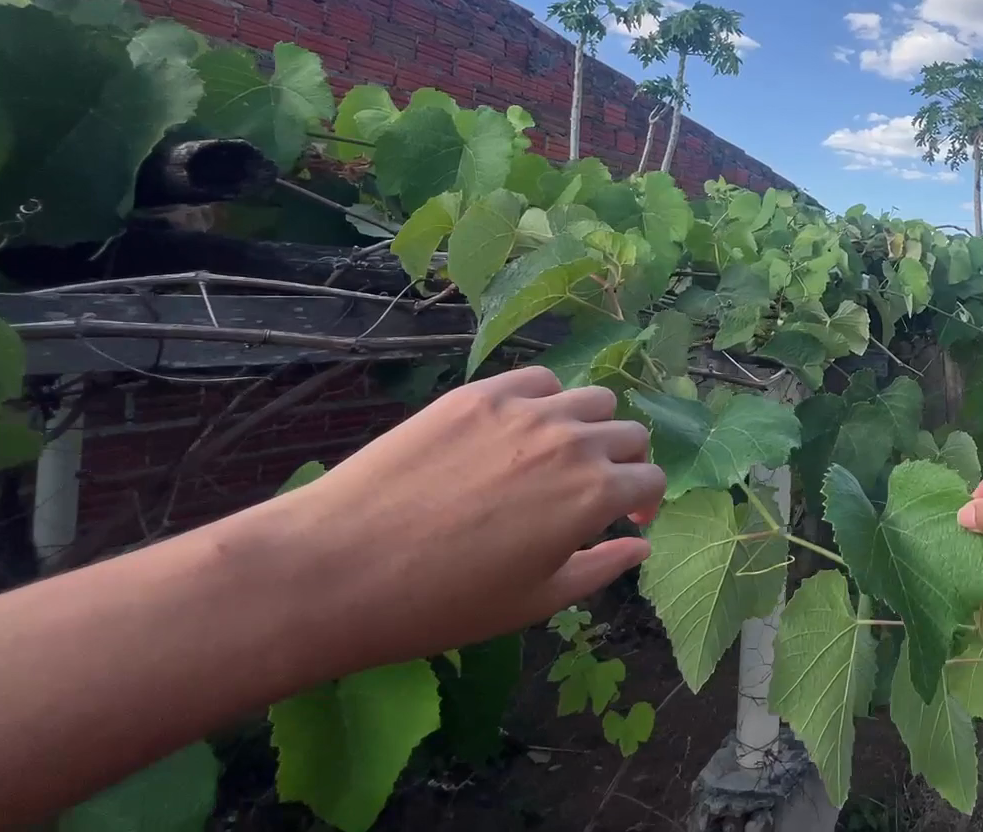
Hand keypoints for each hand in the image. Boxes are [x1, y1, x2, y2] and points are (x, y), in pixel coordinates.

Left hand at [230, 366, 663, 669]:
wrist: (331, 572)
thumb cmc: (440, 603)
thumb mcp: (535, 603)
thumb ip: (601, 569)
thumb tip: (641, 545)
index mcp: (596, 494)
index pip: (652, 479)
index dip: (647, 501)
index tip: (627, 520)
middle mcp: (575, 442)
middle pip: (630, 434)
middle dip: (626, 463)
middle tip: (596, 488)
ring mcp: (527, 411)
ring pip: (594, 400)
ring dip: (594, 427)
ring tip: (563, 452)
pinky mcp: (481, 395)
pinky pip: (539, 380)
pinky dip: (548, 399)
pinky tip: (523, 426)